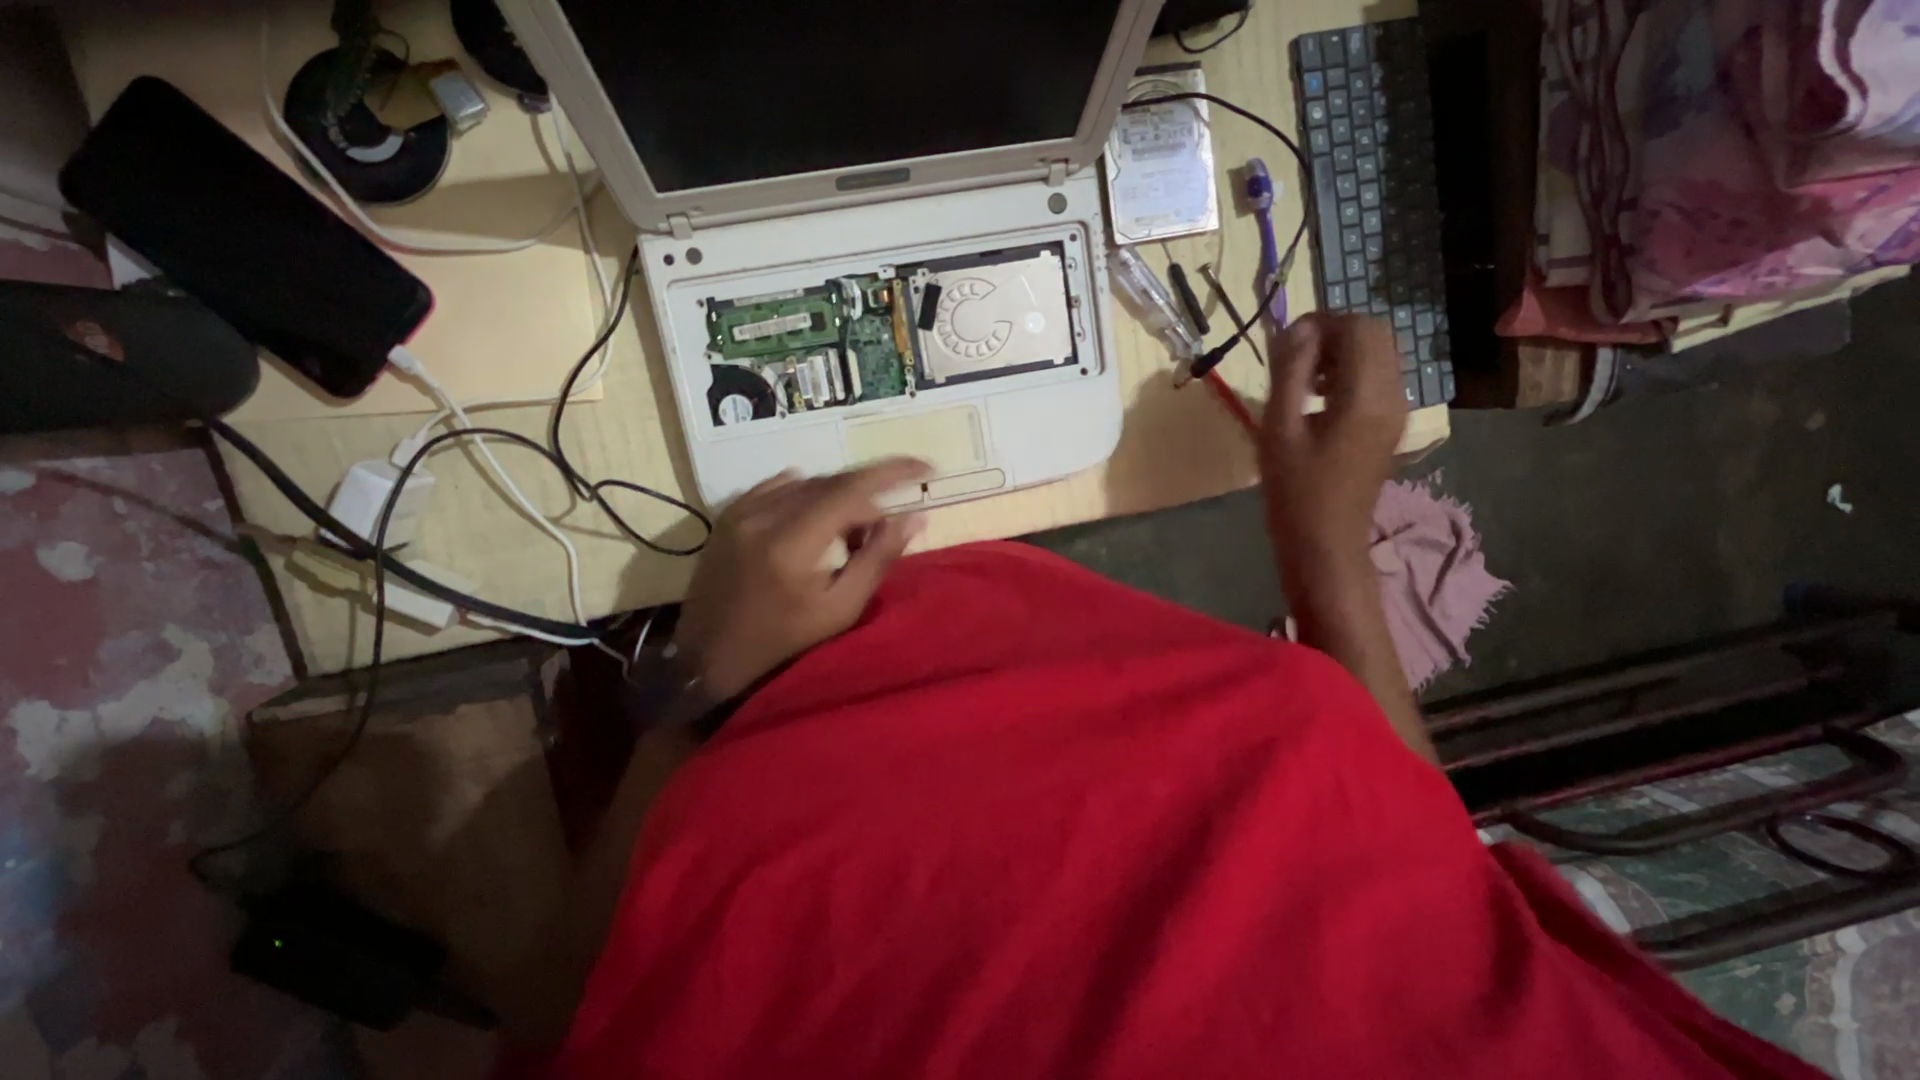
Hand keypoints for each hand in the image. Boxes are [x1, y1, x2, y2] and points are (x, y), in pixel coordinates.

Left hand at [675, 458, 931, 699]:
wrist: (708, 656)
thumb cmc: (780, 642)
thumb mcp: (839, 609)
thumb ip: (877, 559)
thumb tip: (914, 517)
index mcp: (792, 542)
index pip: (851, 489)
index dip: (893, 473)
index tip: (926, 468)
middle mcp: (763, 515)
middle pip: (831, 483)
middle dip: (867, 497)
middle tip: (884, 528)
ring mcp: (741, 511)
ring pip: (806, 483)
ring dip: (838, 499)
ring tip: (848, 536)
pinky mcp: (729, 514)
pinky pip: (778, 488)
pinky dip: (807, 497)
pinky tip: (816, 523)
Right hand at [1260, 313, 1406, 571]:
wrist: (1325, 542)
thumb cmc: (1294, 490)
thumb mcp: (1279, 428)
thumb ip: (1289, 371)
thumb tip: (1298, 327)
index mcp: (1366, 396)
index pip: (1359, 328)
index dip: (1322, 322)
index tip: (1287, 342)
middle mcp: (1393, 396)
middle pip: (1376, 334)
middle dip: (1334, 334)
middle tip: (1295, 358)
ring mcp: (1397, 411)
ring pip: (1379, 354)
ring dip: (1342, 353)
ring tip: (1304, 381)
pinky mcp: (1391, 424)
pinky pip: (1378, 378)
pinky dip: (1350, 373)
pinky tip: (1319, 400)